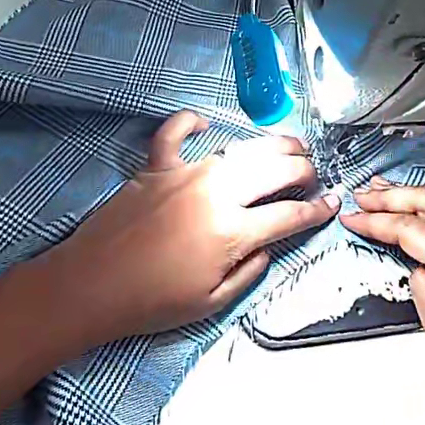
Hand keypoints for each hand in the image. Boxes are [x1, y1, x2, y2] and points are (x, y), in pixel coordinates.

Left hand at [33, 110, 338, 345]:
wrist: (92, 283)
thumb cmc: (152, 301)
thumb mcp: (210, 301)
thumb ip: (249, 271)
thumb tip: (268, 247)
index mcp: (232, 231)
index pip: (288, 216)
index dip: (316, 211)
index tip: (332, 204)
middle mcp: (215, 192)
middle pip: (273, 171)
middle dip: (303, 170)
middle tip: (315, 173)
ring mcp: (184, 173)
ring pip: (237, 150)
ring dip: (269, 146)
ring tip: (288, 146)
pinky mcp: (156, 166)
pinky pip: (173, 134)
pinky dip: (188, 123)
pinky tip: (204, 122)